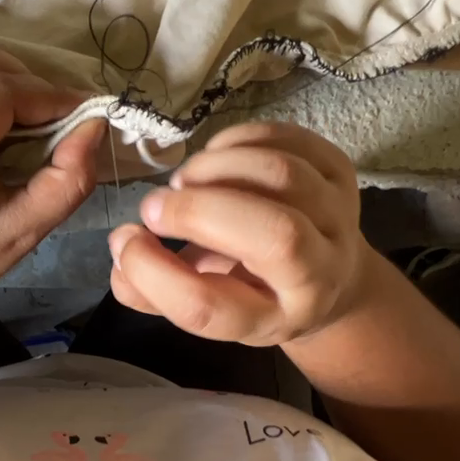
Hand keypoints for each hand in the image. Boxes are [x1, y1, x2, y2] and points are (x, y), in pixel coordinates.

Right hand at [107, 122, 366, 346]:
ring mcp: (338, 216)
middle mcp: (318, 274)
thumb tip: (119, 250)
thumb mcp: (203, 308)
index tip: (127, 242)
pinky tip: (213, 161)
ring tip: (184, 184)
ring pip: (281, 176)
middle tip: (153, 207)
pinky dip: (236, 142)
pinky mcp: (340, 172)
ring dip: (214, 171)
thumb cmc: (250, 292)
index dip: (155, 273)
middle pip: (272, 236)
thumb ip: (151, 290)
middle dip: (196, 212)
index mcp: (272, 319)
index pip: (210, 306)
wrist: (329, 277)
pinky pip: (285, 141)